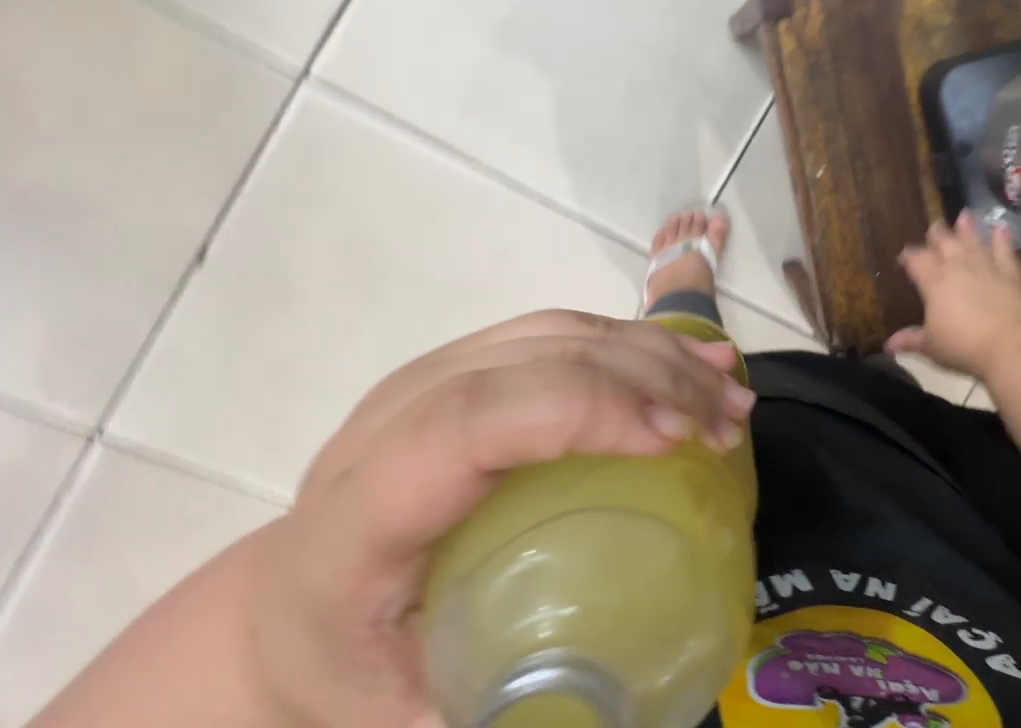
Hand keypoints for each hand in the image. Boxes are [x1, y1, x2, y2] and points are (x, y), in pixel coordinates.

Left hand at [246, 310, 752, 727]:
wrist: (290, 602)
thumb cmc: (347, 662)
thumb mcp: (399, 716)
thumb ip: (496, 715)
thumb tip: (614, 714)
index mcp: (366, 506)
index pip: (472, 421)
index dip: (582, 411)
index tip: (675, 441)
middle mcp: (394, 418)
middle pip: (535, 359)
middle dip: (649, 380)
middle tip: (730, 423)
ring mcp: (432, 376)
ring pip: (559, 331)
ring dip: (656, 355)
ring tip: (729, 395)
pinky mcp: (466, 363)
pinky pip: (563, 331)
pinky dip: (637, 343)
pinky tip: (692, 363)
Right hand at [886, 211, 1020, 379]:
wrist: (1010, 346)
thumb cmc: (963, 346)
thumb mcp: (931, 347)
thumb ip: (911, 340)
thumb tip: (888, 345)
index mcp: (934, 282)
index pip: (917, 261)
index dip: (909, 256)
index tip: (904, 257)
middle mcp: (959, 268)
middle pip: (945, 244)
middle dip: (938, 234)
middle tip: (935, 225)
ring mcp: (986, 268)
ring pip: (973, 242)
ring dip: (968, 229)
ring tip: (964, 215)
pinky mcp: (1010, 275)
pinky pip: (1005, 253)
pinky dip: (1002, 240)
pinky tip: (1001, 229)